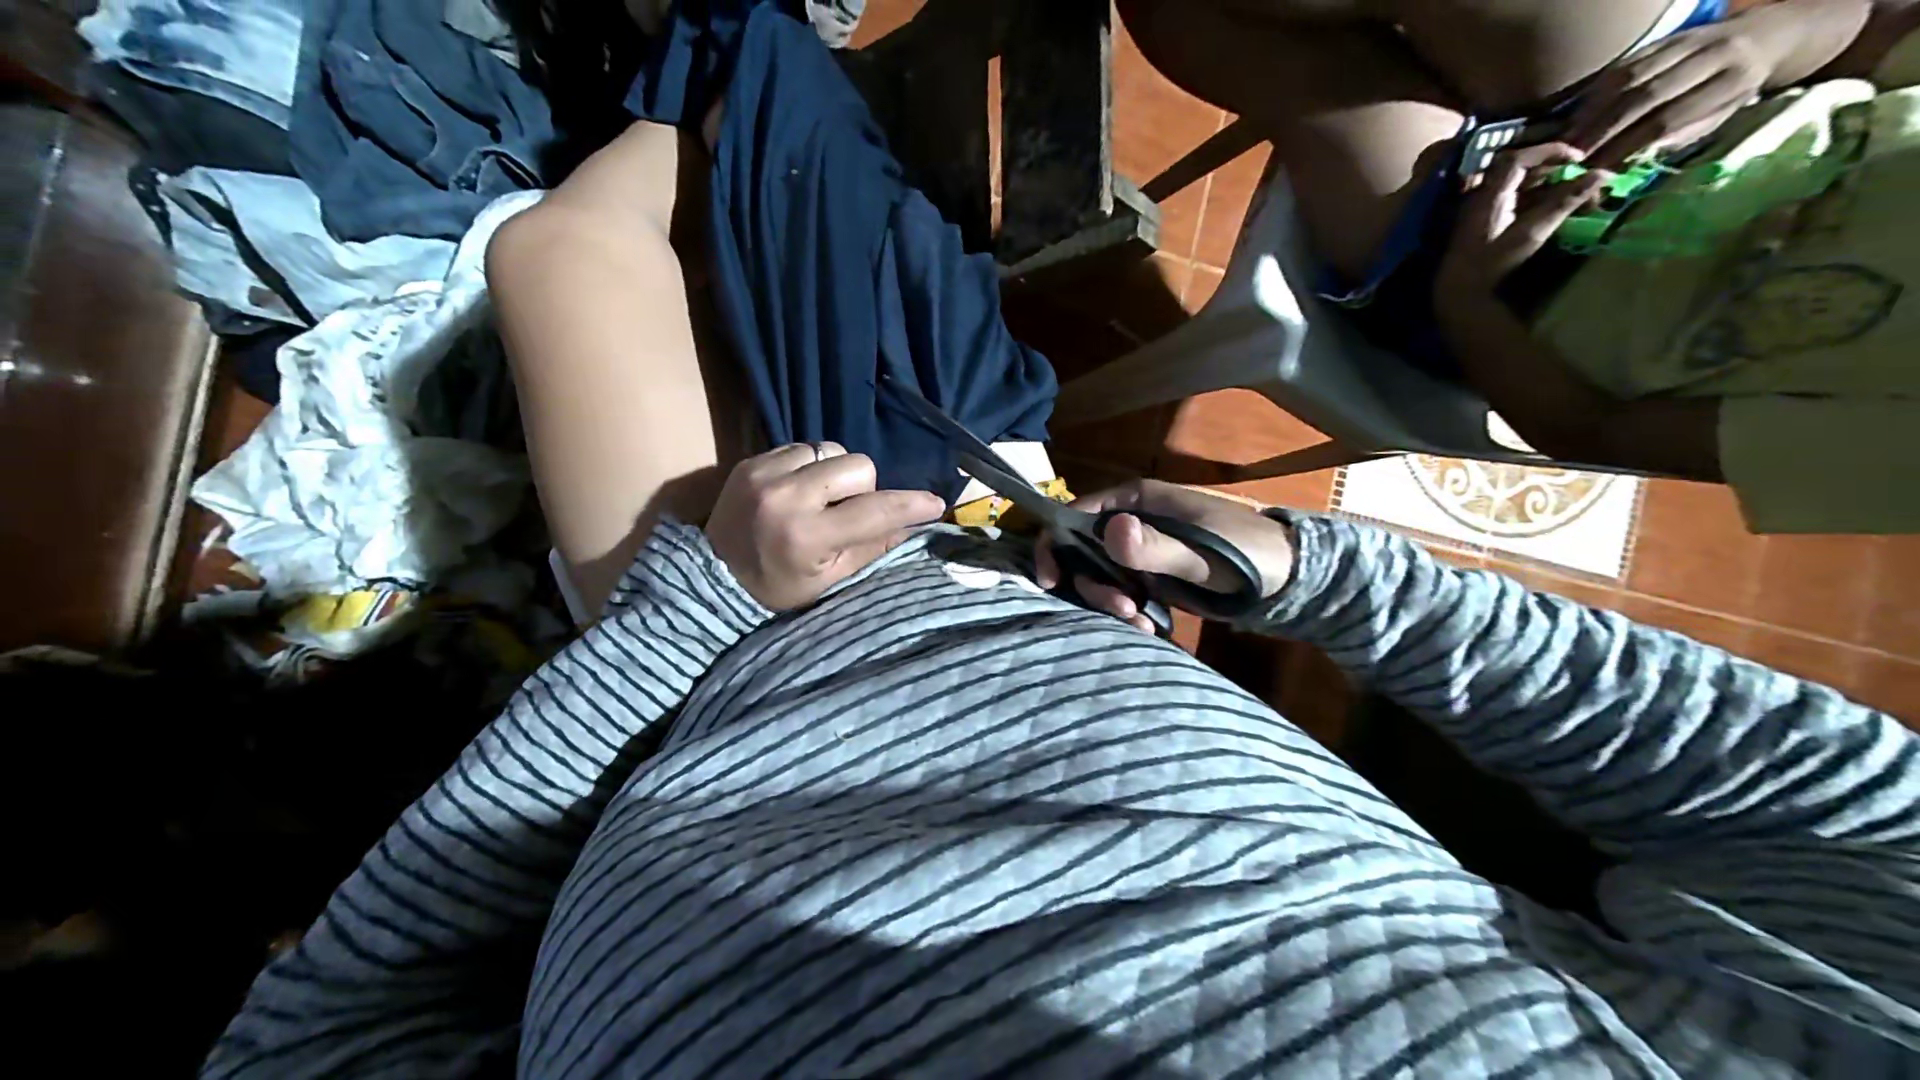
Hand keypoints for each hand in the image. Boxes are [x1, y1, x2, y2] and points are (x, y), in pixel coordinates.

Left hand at [705, 443, 945, 609]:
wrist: (712, 577)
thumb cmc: (779, 589)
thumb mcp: (830, 581)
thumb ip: (873, 548)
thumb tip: (915, 523)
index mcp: (808, 536)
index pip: (874, 511)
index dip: (910, 505)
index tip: (934, 503)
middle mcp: (786, 497)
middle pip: (858, 466)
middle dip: (863, 488)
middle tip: (846, 512)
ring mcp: (765, 473)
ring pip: (832, 450)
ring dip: (836, 473)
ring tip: (820, 498)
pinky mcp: (752, 461)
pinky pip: (803, 447)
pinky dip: (810, 466)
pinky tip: (798, 490)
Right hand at [1034, 480, 1294, 633]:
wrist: (1289, 578)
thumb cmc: (1249, 554)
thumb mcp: (1203, 554)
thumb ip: (1157, 546)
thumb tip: (1111, 530)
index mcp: (1138, 500)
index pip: (1077, 514)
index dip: (1056, 543)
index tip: (1049, 580)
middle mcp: (1132, 522)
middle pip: (1083, 550)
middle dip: (1092, 584)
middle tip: (1122, 611)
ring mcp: (1140, 550)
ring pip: (1100, 575)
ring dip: (1110, 602)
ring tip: (1141, 624)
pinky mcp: (1150, 576)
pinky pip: (1122, 591)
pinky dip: (1127, 612)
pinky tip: (1150, 628)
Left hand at [1435, 145, 1609, 303]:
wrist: (1459, 293)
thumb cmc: (1491, 266)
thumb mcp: (1531, 234)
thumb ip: (1563, 203)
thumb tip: (1602, 173)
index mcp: (1488, 197)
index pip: (1517, 159)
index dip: (1549, 151)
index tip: (1577, 157)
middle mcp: (1480, 199)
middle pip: (1516, 169)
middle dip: (1550, 165)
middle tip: (1577, 172)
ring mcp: (1479, 211)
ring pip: (1515, 185)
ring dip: (1545, 183)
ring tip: (1573, 190)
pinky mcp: (1481, 223)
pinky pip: (1510, 199)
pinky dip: (1534, 197)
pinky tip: (1554, 206)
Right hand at [1566, 13, 1787, 169]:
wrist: (1773, 34)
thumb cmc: (1738, 88)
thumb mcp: (1722, 116)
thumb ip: (1680, 135)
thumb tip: (1632, 157)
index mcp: (1732, 81)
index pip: (1667, 119)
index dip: (1625, 146)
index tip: (1594, 170)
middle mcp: (1714, 54)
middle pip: (1644, 97)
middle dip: (1602, 131)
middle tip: (1570, 158)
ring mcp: (1689, 40)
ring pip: (1629, 78)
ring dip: (1592, 111)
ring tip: (1567, 139)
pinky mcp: (1668, 35)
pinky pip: (1624, 64)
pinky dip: (1597, 91)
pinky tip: (1579, 114)